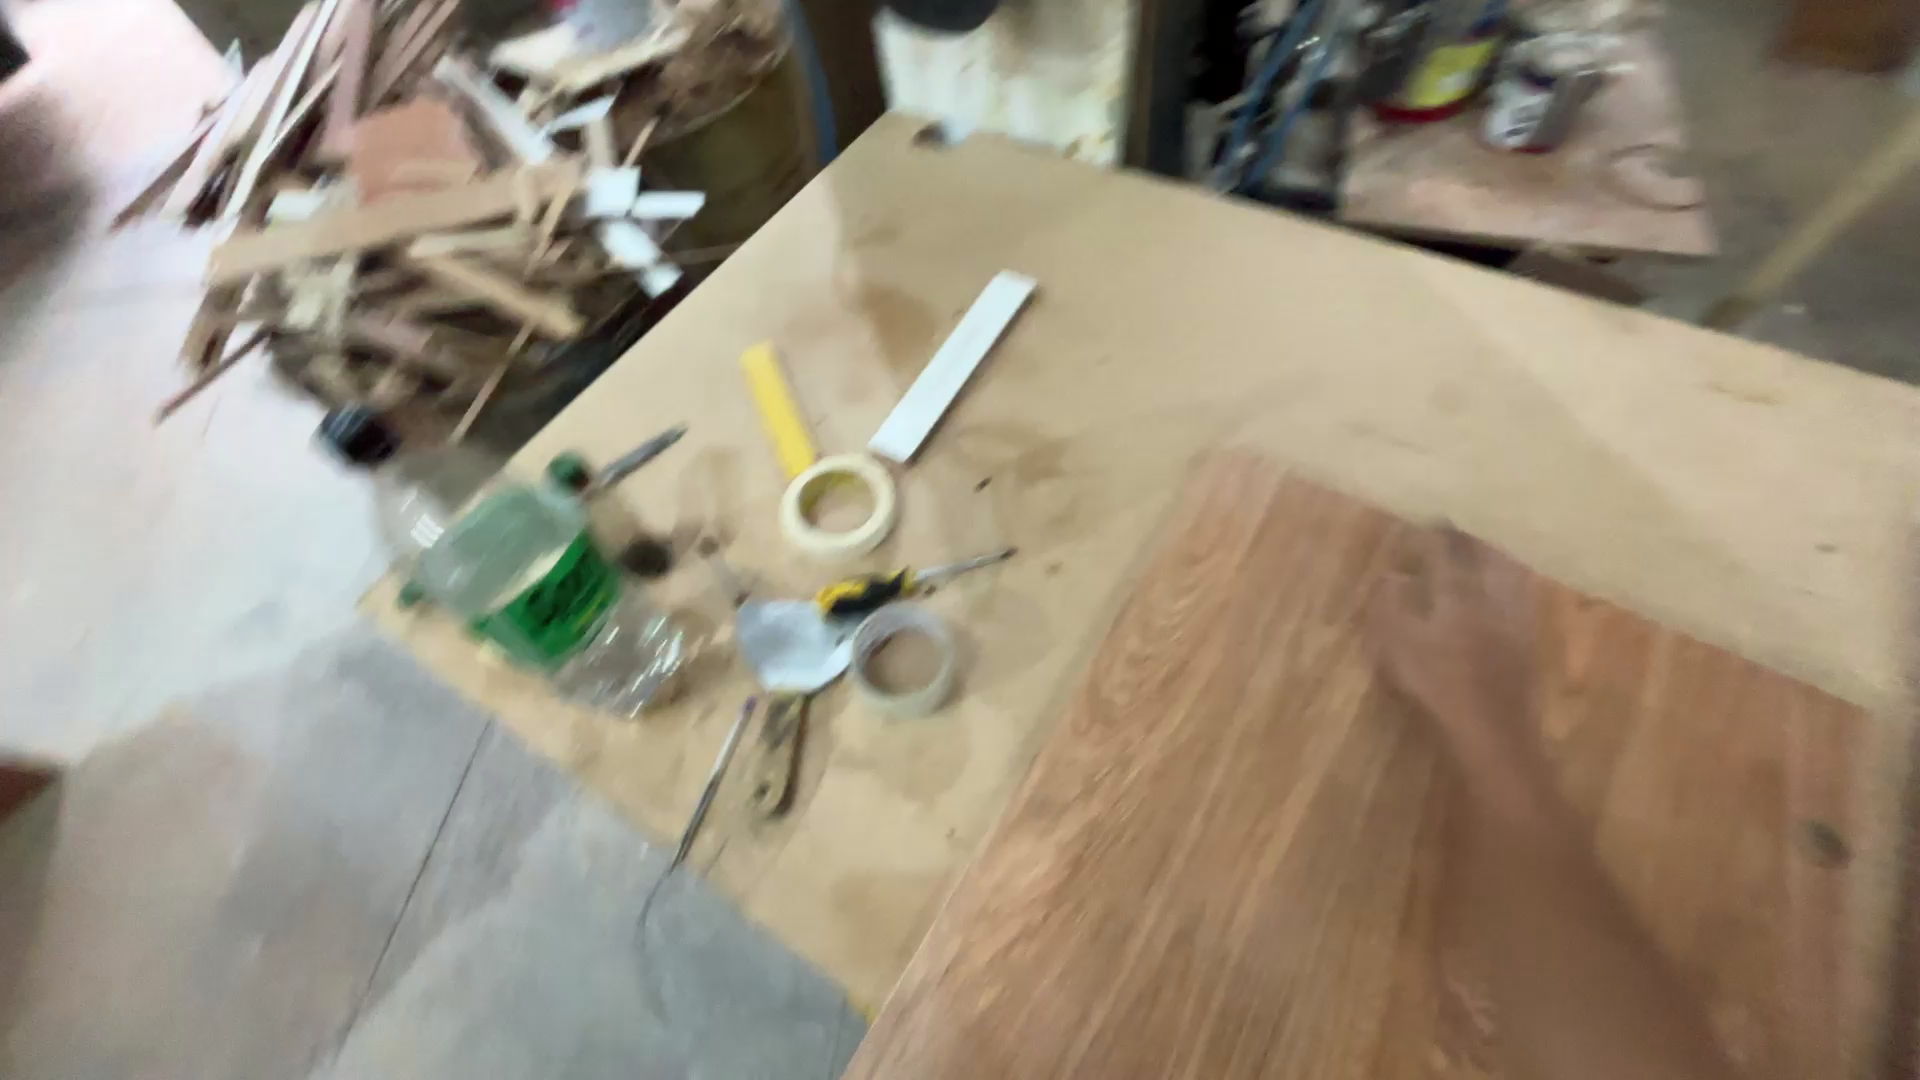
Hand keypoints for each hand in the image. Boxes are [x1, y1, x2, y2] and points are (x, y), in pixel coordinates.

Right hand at [1368, 525, 1545, 792]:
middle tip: (1453, 531)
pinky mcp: (1528, 642)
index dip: (1430, 537)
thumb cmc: (1434, 683)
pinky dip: (1509, 582)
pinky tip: (1502, 590)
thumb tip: (1392, 575)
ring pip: (1510, 575)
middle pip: (1487, 558)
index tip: (1419, 524)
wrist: (1491, 729)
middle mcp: (1492, 598)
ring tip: (1482, 552)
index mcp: (1457, 594)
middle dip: (1469, 541)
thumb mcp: (1395, 643)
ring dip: (1494, 558)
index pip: (1444, 553)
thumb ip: (1391, 604)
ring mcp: (1516, 620)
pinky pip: (1521, 597)